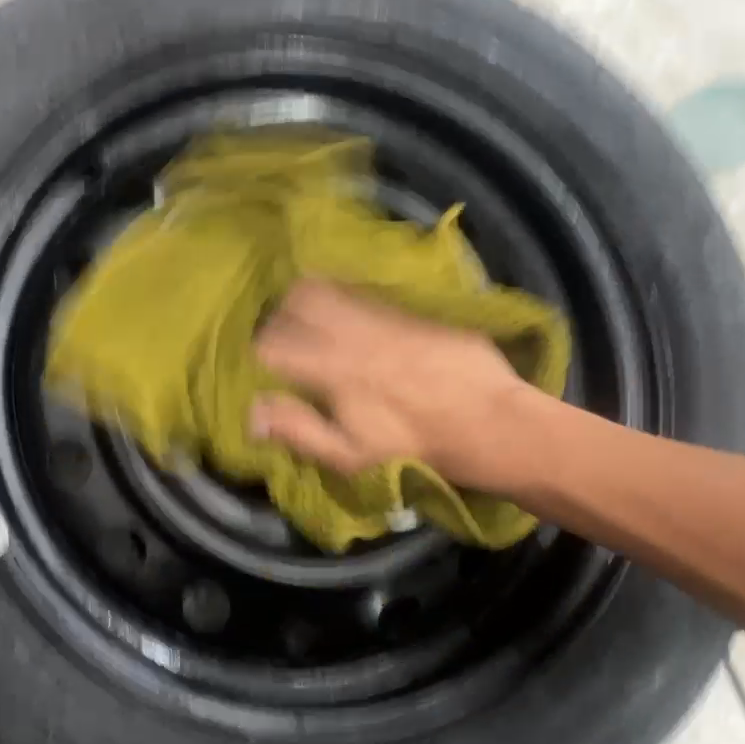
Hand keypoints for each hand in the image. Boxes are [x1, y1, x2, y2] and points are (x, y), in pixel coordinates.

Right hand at [251, 280, 552, 493]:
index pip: (272, 345)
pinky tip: (352, 317)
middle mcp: (353, 332)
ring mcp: (384, 313)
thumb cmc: (417, 448)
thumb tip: (251, 413)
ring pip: (329, 287)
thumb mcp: (351, 456)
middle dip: (282, 317)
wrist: (494, 422)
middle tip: (284, 338)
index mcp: (333, 370)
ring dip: (311, 300)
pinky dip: (346, 297)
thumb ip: (298, 431)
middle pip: (296, 301)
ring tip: (313, 323)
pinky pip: (365, 289)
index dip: (259, 354)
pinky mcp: (411, 307)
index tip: (263, 368)